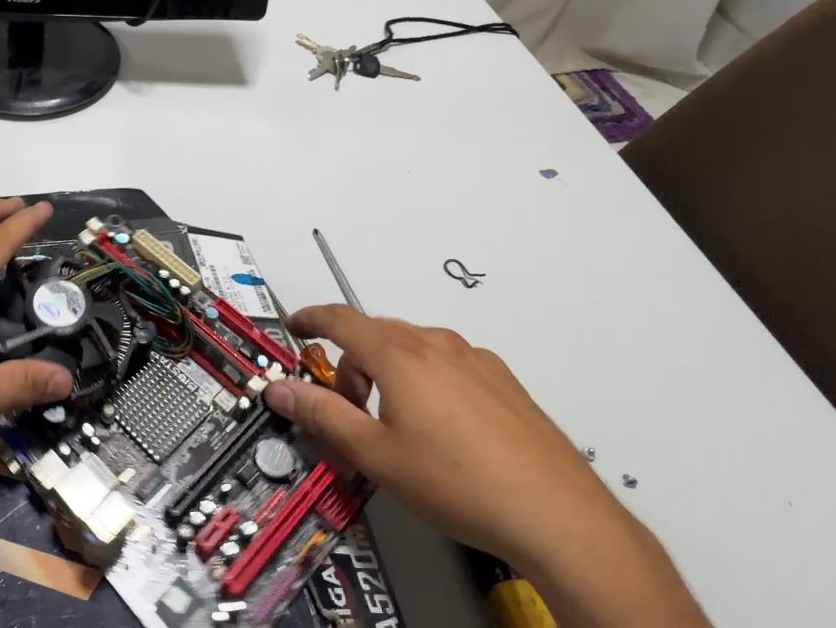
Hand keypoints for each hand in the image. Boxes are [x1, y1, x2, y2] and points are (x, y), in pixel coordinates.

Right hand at [262, 305, 634, 576]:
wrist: (557, 516)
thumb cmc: (454, 482)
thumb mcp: (374, 455)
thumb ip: (322, 414)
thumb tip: (277, 388)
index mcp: (398, 354)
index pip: (340, 319)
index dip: (310, 319)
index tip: (294, 327)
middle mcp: (436, 343)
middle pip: (375, 336)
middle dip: (351, 364)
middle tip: (348, 411)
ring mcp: (476, 359)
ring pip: (414, 350)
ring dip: (389, 373)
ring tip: (396, 426)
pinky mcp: (505, 381)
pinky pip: (448, 365)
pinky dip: (426, 381)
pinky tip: (443, 430)